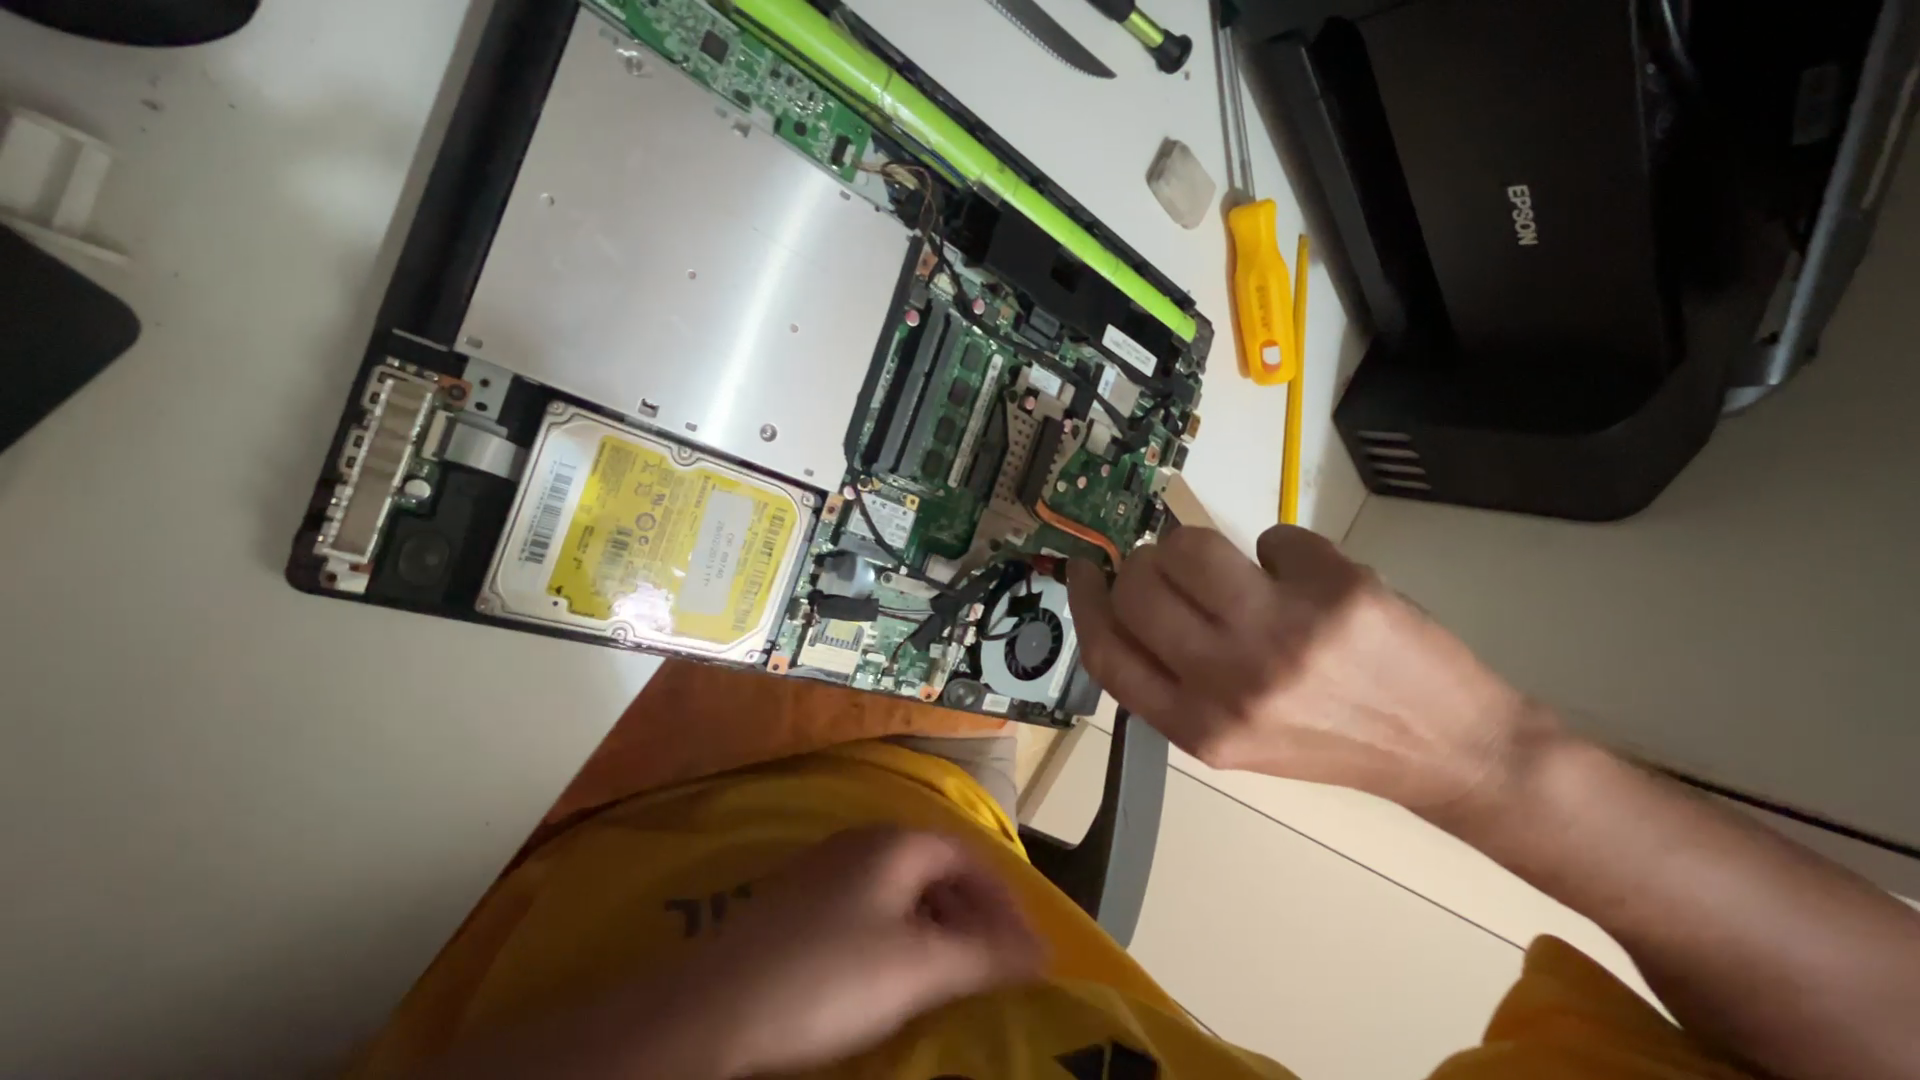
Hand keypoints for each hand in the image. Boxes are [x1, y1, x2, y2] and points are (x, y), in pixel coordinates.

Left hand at [414, 827, 1041, 1079]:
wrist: (711, 1012)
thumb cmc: (828, 976)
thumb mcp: (919, 967)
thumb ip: (986, 954)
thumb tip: (1044, 952)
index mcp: (893, 845)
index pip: (967, 855)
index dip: (1004, 899)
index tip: (1028, 948)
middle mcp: (857, 845)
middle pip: (933, 868)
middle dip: (971, 912)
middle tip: (995, 961)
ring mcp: (820, 874)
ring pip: (897, 891)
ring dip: (935, 926)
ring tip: (951, 974)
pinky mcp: (793, 909)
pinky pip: (866, 911)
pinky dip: (896, 938)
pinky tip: (891, 978)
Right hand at [1066, 525, 1547, 813]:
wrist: (1446, 748)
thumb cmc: (1327, 742)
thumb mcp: (1233, 740)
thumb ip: (1173, 683)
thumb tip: (1128, 599)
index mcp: (1199, 729)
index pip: (1107, 652)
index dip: (1084, 601)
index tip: (1083, 571)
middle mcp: (1232, 684)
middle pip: (1139, 589)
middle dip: (1143, 566)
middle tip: (1167, 569)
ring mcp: (1283, 633)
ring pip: (1189, 548)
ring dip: (1195, 545)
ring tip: (1225, 565)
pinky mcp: (1334, 590)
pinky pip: (1271, 538)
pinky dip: (1277, 550)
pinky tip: (1301, 578)